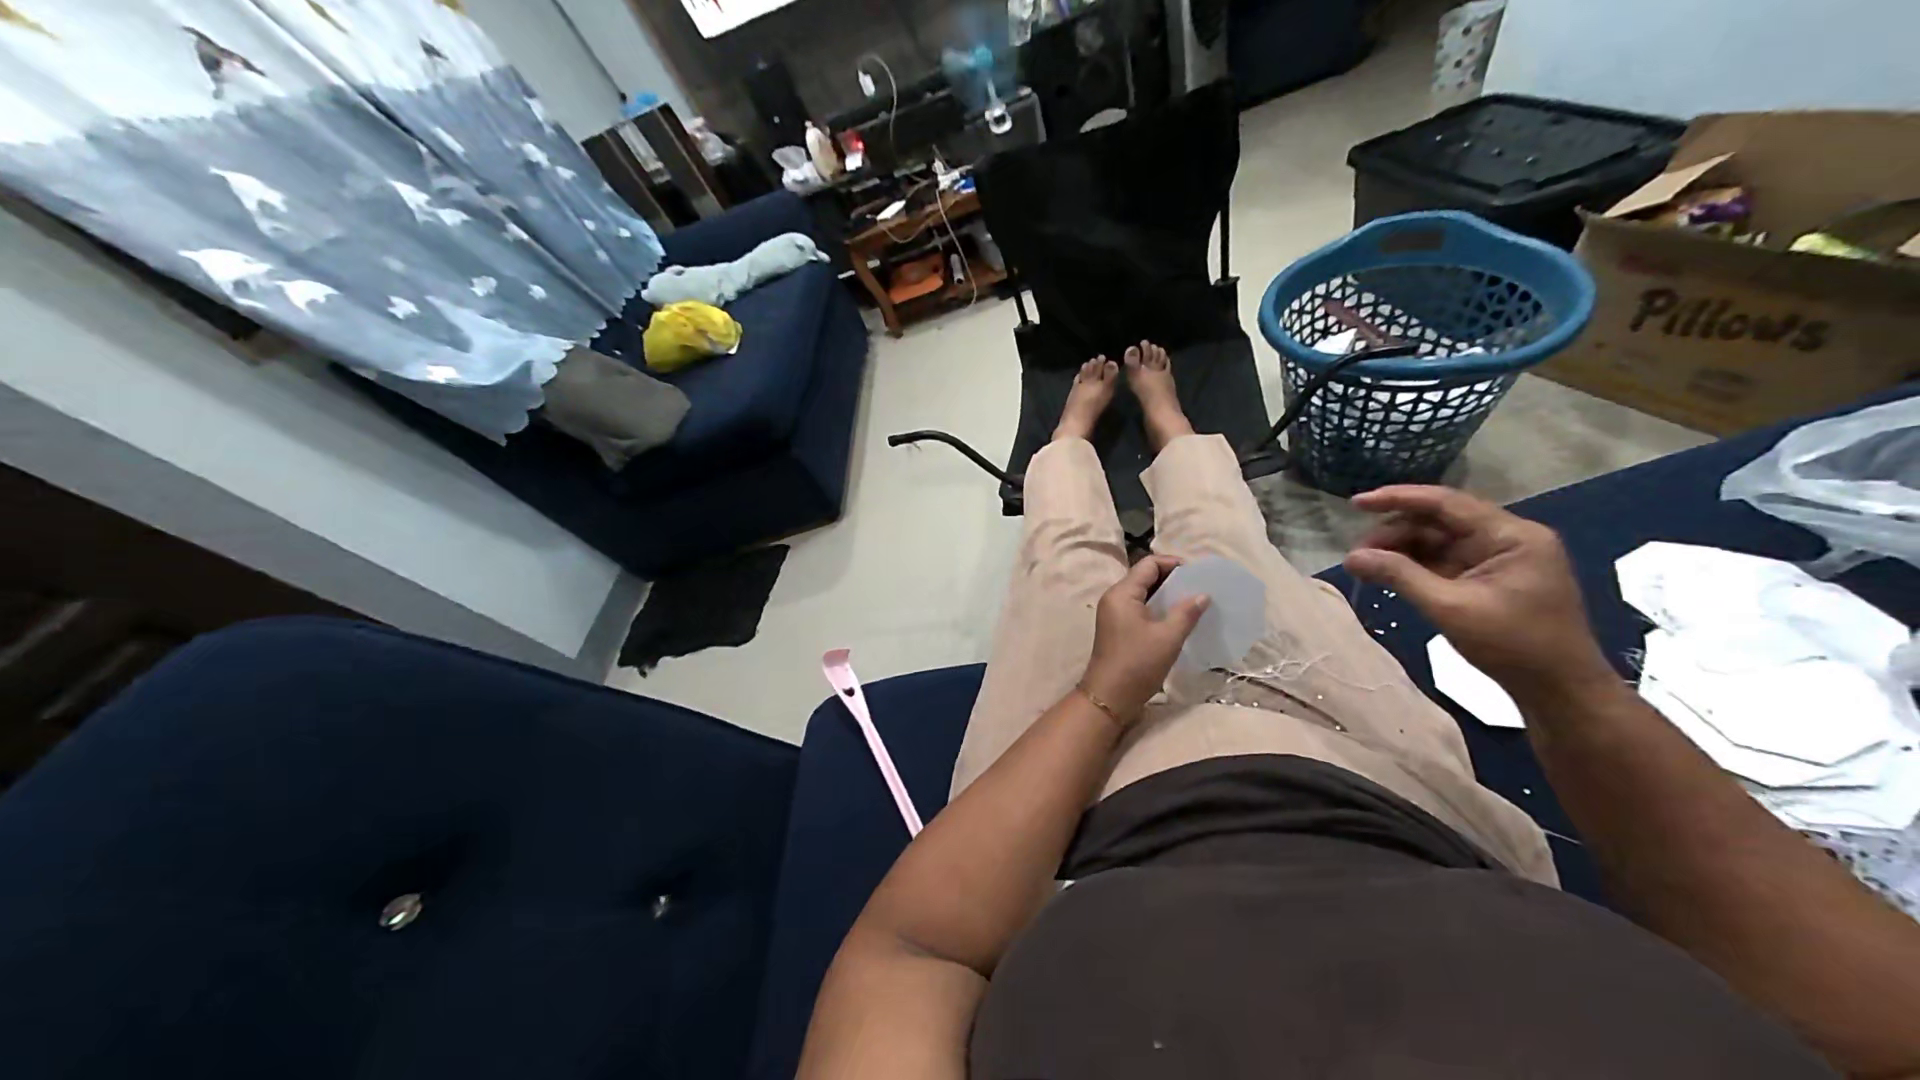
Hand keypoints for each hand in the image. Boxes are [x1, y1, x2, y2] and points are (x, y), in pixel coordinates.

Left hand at [1079, 556, 1209, 724]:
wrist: (1109, 697)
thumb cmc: (1137, 664)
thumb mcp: (1168, 637)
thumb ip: (1186, 612)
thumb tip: (1202, 594)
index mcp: (1122, 593)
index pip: (1148, 564)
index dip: (1173, 564)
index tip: (1197, 574)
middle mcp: (1115, 598)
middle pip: (1145, 576)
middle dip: (1172, 579)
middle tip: (1199, 588)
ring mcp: (1114, 614)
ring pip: (1143, 594)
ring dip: (1166, 595)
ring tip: (1193, 602)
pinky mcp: (1118, 628)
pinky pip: (1140, 609)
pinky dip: (1158, 609)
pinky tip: (1178, 619)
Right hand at [1343, 486, 1614, 695]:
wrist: (1560, 691)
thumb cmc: (1514, 645)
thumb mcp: (1450, 608)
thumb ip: (1400, 576)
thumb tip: (1351, 557)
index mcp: (1511, 535)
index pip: (1446, 503)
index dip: (1398, 499)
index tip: (1356, 504)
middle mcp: (1507, 539)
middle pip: (1439, 521)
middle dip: (1394, 533)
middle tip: (1357, 555)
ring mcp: (1498, 560)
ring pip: (1438, 541)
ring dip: (1401, 550)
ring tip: (1365, 567)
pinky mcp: (1489, 580)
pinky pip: (1444, 561)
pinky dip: (1414, 566)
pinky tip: (1388, 575)